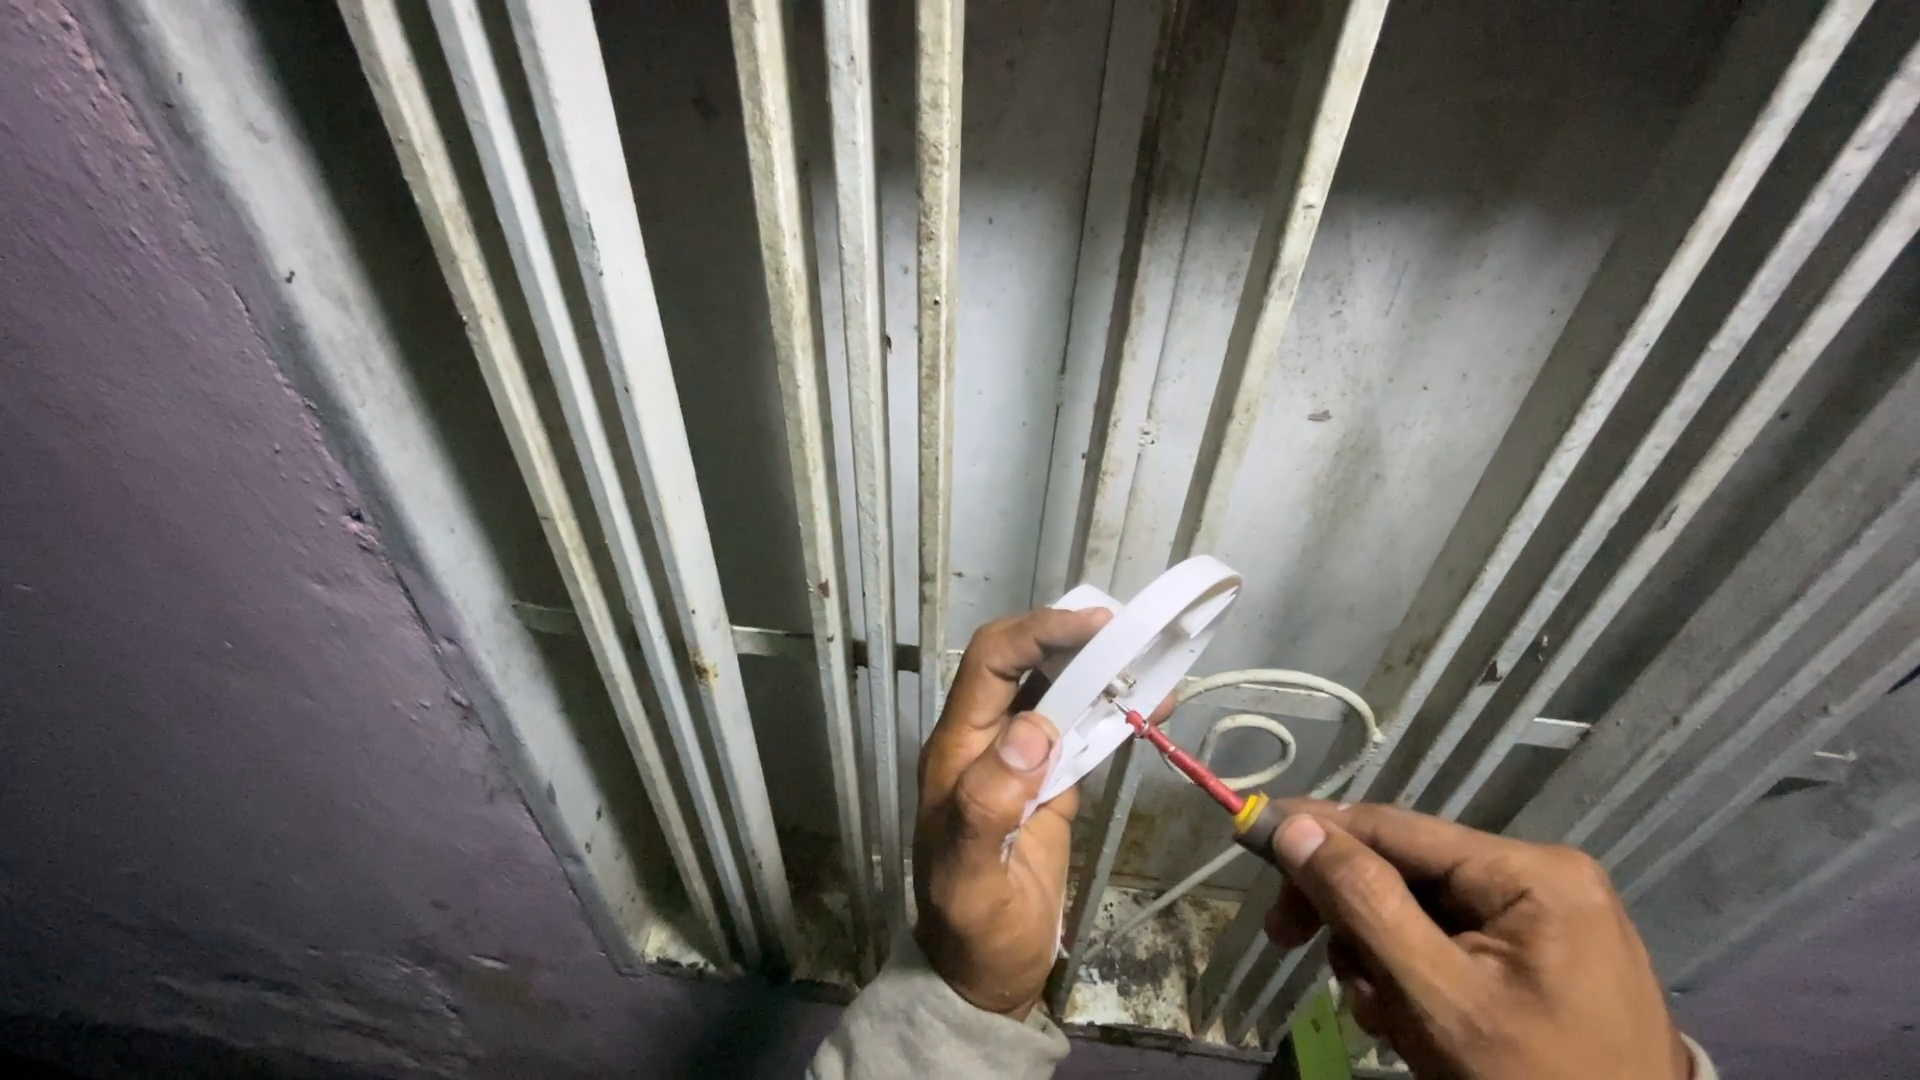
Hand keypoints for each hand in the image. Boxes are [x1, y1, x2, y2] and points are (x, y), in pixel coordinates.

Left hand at [913, 607, 1109, 1016]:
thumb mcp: (971, 879)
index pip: (991, 662)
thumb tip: (1031, 729)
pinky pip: (1079, 730)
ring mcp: (1018, 758)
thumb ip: (987, 804)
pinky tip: (1149, 707)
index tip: (1095, 626)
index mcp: (956, 749)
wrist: (984, 978)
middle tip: (1133, 636)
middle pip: (1023, 662)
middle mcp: (984, 739)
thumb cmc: (972, 931)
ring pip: (1055, 690)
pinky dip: (1113, 712)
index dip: (1038, 633)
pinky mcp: (1047, 779)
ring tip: (1153, 666)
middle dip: (1074, 639)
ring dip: (1100, 672)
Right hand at [1265, 799, 1690, 1079]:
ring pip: (1414, 902)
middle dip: (1345, 911)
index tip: (1250, 839)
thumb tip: (1293, 826)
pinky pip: (1444, 933)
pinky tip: (1407, 1014)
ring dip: (1374, 949)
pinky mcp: (1538, 947)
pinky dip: (1408, 967)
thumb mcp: (1436, 999)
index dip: (1313, 830)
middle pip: (1400, 865)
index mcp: (1530, 872)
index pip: (1390, 827)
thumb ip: (1363, 903)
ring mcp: (1543, 911)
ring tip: (1378, 1011)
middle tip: (1287, 941)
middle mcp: (1540, 873)